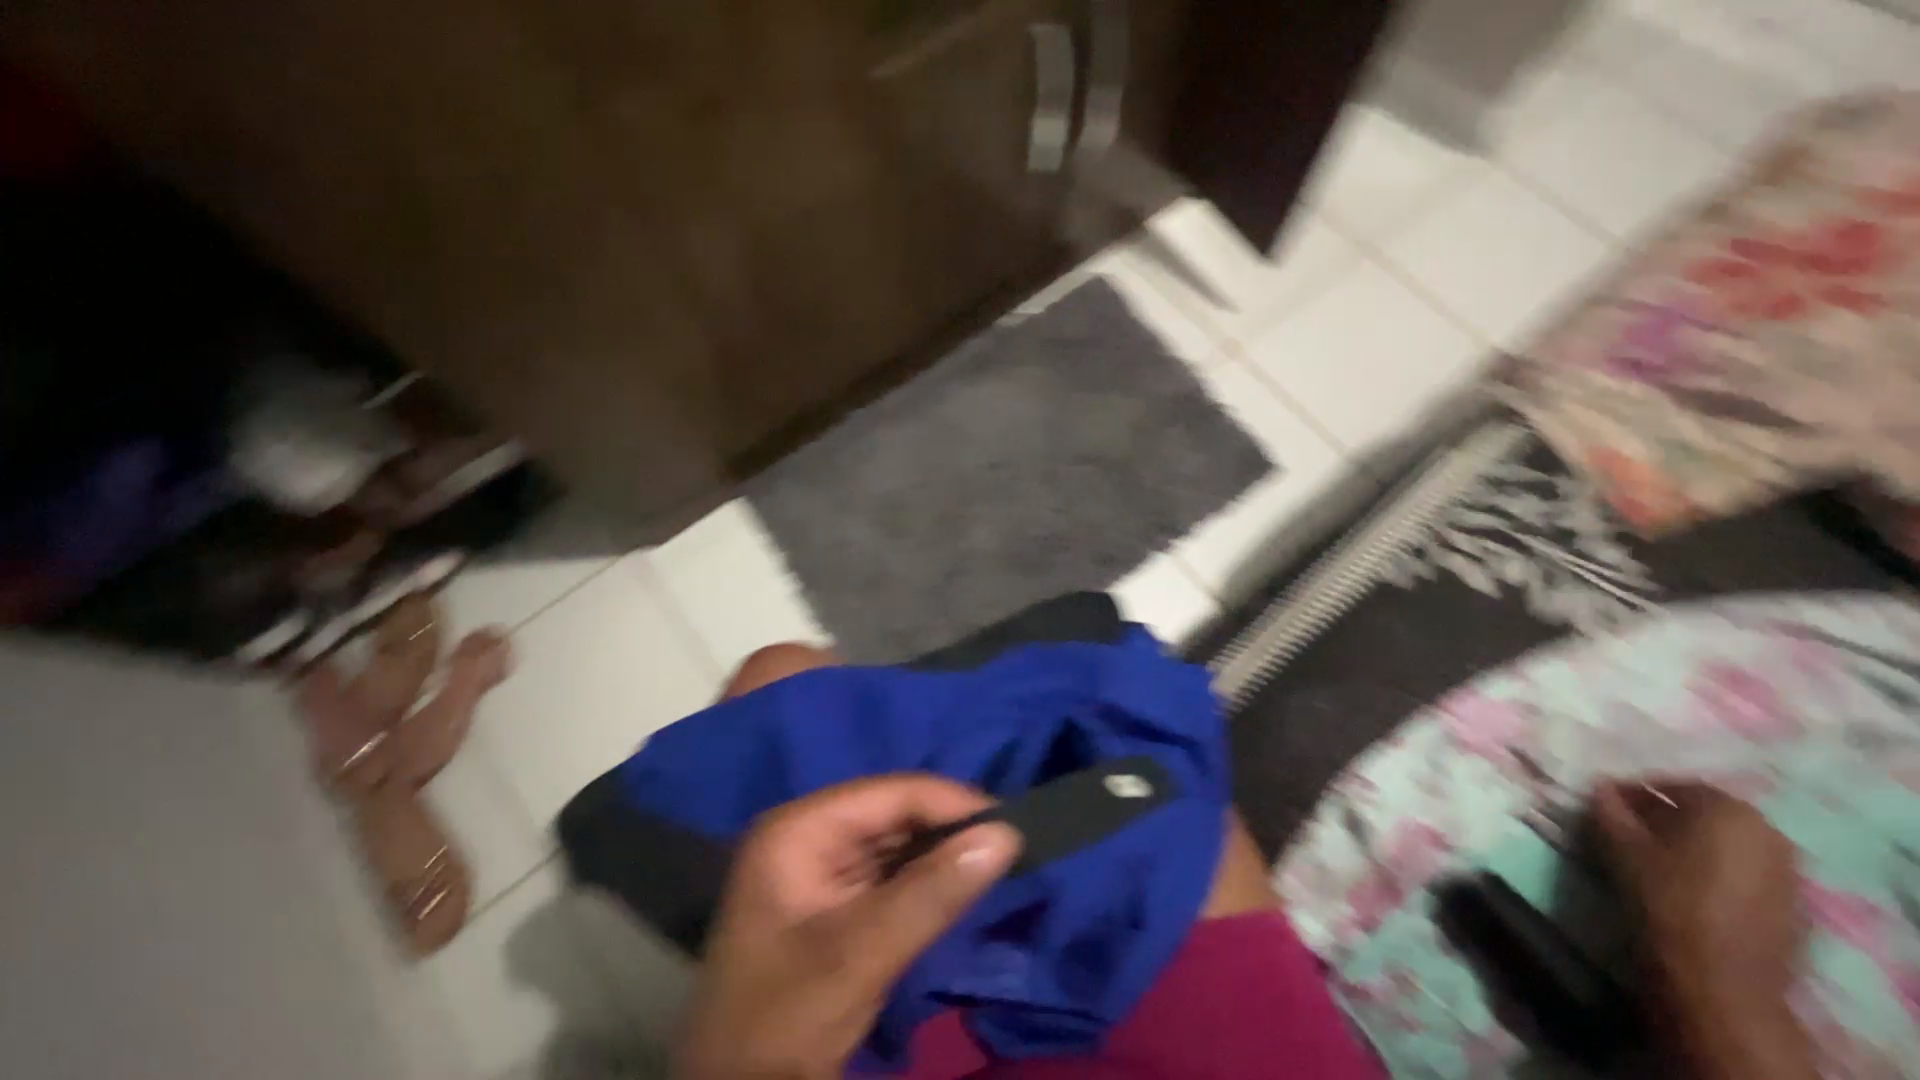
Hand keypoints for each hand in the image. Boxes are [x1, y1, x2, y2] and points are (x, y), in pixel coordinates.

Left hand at [675, 775, 1021, 1079]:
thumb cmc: (786, 1016)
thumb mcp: (861, 954)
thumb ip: (932, 893)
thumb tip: (1006, 834)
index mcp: (799, 829)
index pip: (891, 794)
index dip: (953, 805)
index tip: (1013, 828)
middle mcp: (809, 834)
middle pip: (895, 813)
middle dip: (951, 829)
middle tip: (1014, 850)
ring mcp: (820, 868)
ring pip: (898, 843)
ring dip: (944, 855)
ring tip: (1000, 865)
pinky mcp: (835, 901)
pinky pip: (892, 874)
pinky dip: (928, 881)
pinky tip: (963, 888)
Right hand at [1593, 780, 1812, 1079]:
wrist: (1720, 981)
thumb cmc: (1666, 901)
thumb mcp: (1623, 849)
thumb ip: (1610, 811)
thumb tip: (1599, 786)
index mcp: (1729, 809)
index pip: (1675, 784)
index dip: (1637, 791)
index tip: (1608, 803)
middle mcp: (1768, 830)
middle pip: (1707, 813)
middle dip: (1668, 816)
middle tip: (1629, 829)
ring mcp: (1789, 871)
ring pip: (1729, 844)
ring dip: (1693, 844)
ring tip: (1657, 860)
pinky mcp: (1795, 906)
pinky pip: (1747, 872)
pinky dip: (1717, 871)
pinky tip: (1690, 887)